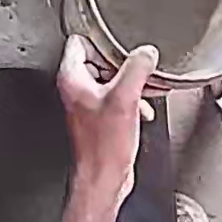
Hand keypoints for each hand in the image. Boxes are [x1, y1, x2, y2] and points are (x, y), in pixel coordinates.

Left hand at [56, 36, 156, 214]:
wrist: (104, 181)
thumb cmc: (103, 148)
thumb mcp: (125, 98)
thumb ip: (136, 69)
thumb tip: (146, 52)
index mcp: (72, 78)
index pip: (80, 41)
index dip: (101, 40)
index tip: (119, 44)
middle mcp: (76, 88)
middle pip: (99, 58)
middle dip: (123, 62)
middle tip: (139, 66)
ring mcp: (87, 102)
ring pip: (110, 76)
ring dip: (131, 80)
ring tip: (149, 84)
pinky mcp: (99, 115)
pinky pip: (116, 94)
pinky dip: (131, 96)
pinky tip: (145, 106)